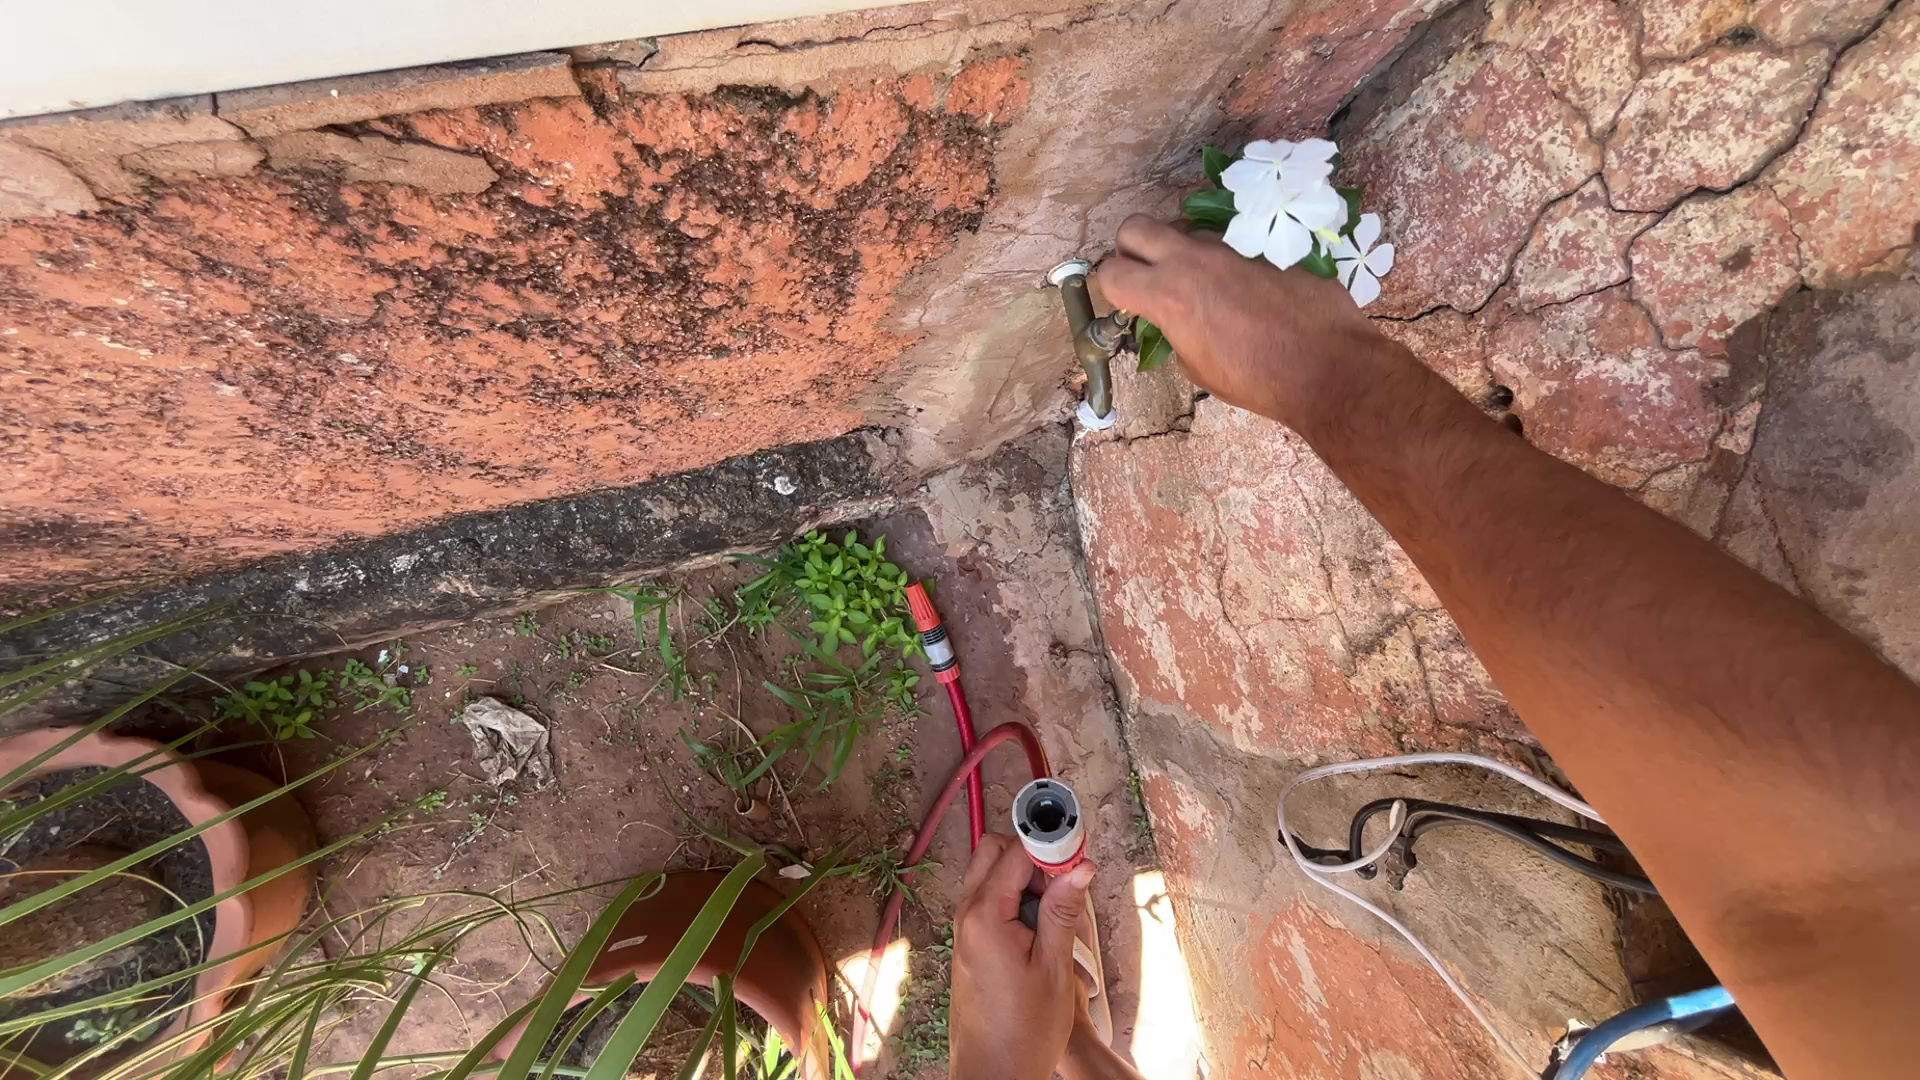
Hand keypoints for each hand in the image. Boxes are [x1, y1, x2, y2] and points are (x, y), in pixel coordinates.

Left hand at [949, 833, 1096, 1079]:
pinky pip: (987, 894)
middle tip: (1063, 881)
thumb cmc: (1023, 1032)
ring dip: (1022, 874)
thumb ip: (1063, 910)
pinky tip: (1038, 923)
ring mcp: (964, 925)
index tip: (1076, 852)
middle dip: (1030, 853)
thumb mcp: (1053, 968)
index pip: (1016, 853)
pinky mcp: (969, 938)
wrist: (993, 1075)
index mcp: (985, 915)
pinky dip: (1012, 894)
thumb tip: (1081, 866)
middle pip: (994, 850)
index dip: (1049, 847)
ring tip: (1053, 907)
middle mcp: (967, 913)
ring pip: (989, 870)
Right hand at [1095, 215, 1408, 433]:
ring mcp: (1230, 244)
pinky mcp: (1263, 241)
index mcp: (1167, 296)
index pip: (1110, 271)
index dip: (1110, 287)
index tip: (1123, 301)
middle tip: (1145, 276)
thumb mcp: (1194, 364)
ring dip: (1179, 253)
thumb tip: (1172, 316)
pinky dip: (1221, 258)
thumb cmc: (1254, 379)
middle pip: (1135, 227)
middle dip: (1130, 250)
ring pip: (1184, 230)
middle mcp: (1192, 259)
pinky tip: (1241, 287)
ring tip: (1200, 286)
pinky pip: (1227, 239)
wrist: (1323, 364)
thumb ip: (1172, 328)